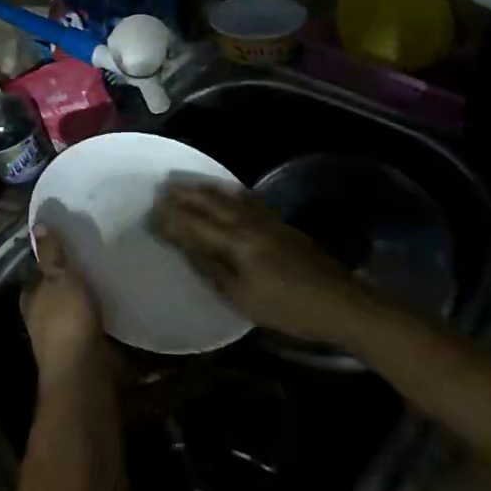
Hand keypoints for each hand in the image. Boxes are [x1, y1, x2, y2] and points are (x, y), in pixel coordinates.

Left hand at [22, 226, 107, 381]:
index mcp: (31, 298)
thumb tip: (38, 224)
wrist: (84, 372)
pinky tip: (115, 302)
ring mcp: (62, 337)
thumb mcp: (58, 276)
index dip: (48, 259)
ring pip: (73, 308)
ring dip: (86, 297)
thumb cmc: (66, 319)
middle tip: (91, 257)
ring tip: (107, 275)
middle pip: (54, 292)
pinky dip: (99, 314)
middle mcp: (41, 318)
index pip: (36, 273)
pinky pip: (91, 323)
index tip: (67, 245)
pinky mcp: (84, 349)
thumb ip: (51, 252)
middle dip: (69, 279)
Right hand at [151, 180, 369, 343]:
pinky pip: (246, 198)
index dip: (172, 218)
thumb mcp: (243, 299)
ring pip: (227, 196)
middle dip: (183, 195)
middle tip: (161, 187)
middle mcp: (248, 223)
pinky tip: (225, 189)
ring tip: (183, 182)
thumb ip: (212, 270)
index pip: (195, 225)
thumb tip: (184, 246)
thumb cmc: (288, 309)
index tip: (151, 211)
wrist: (340, 302)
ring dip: (202, 188)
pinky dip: (228, 190)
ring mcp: (266, 220)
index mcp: (236, 243)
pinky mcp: (279, 222)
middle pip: (210, 203)